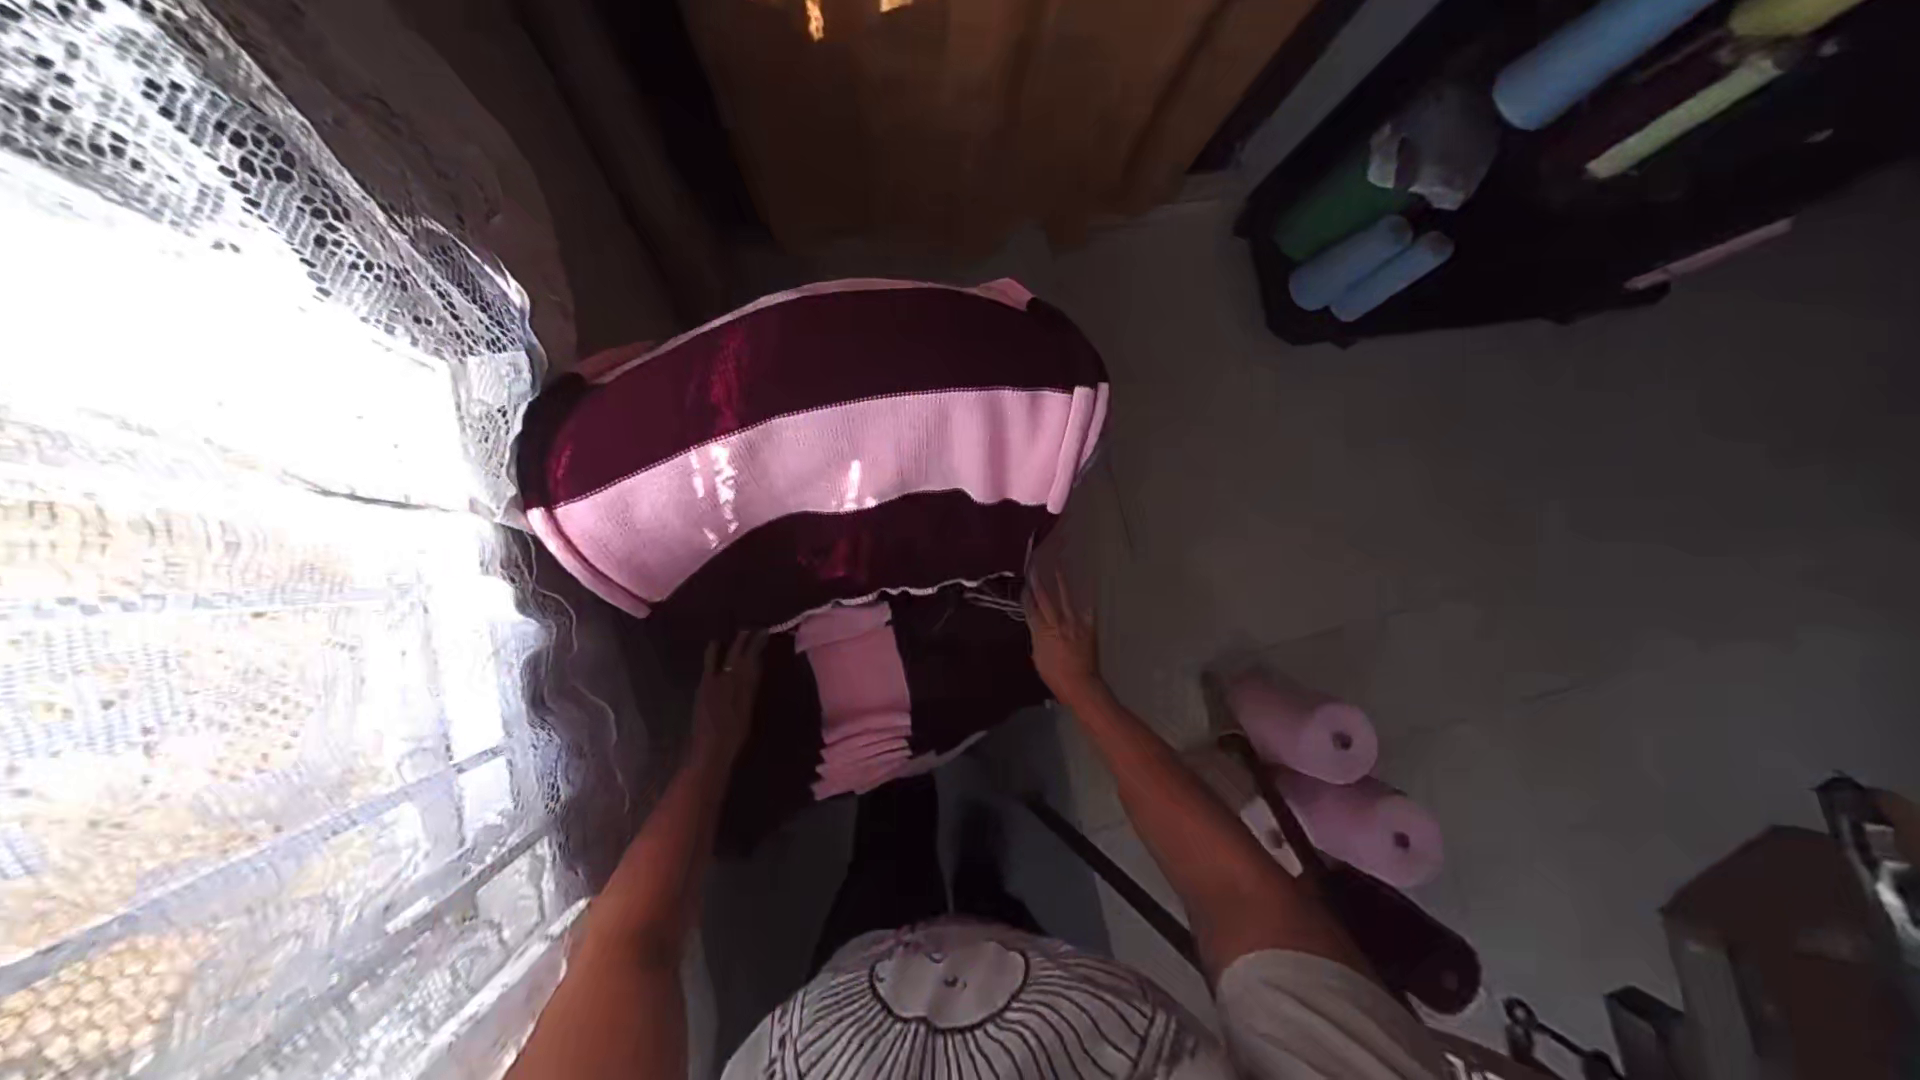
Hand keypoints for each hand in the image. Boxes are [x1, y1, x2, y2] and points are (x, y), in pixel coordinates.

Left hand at [691, 630, 766, 762]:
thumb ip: (751, 690)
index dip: (759, 645)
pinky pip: (710, 663)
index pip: (755, 659)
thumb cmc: (735, 736)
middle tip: (755, 628)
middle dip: (748, 640)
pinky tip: (714, 644)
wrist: (711, 750)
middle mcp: (732, 680)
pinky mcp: (703, 686)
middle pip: (741, 655)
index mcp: (747, 687)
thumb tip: (755, 670)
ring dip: (734, 643)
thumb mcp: (749, 711)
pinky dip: (713, 652)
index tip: (765, 633)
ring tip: (739, 632)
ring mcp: (716, 682)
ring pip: (726, 656)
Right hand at [1023, 570, 1101, 700]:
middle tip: (1035, 569)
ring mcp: (1074, 624)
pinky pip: (1086, 610)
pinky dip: (1085, 599)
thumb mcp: (1038, 657)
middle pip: (1045, 599)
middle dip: (1038, 583)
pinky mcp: (1088, 628)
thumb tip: (1037, 628)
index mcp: (1042, 632)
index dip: (1027, 597)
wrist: (1080, 684)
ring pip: (1065, 599)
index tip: (1025, 586)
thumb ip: (1037, 639)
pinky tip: (1086, 588)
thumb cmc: (1056, 676)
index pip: (1031, 609)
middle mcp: (1057, 624)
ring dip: (1061, 582)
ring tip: (1059, 569)